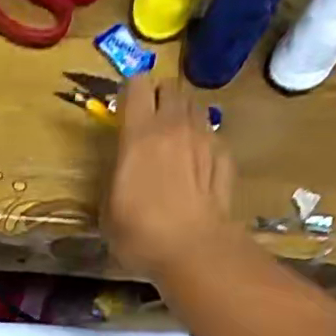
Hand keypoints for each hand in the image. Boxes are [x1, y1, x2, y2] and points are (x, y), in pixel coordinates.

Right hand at [103, 75, 239, 279]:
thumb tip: (122, 168)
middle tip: (149, 123)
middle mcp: (174, 126)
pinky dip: (202, 143)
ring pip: (194, 107)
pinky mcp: (225, 157)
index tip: (123, 108)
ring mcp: (204, 138)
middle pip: (170, 89)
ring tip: (174, 141)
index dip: (129, 92)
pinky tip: (195, 167)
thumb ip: (116, 177)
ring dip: (182, 116)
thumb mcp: (109, 210)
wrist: (193, 249)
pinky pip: (211, 136)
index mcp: (140, 135)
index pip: (137, 86)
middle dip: (158, 99)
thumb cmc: (140, 234)